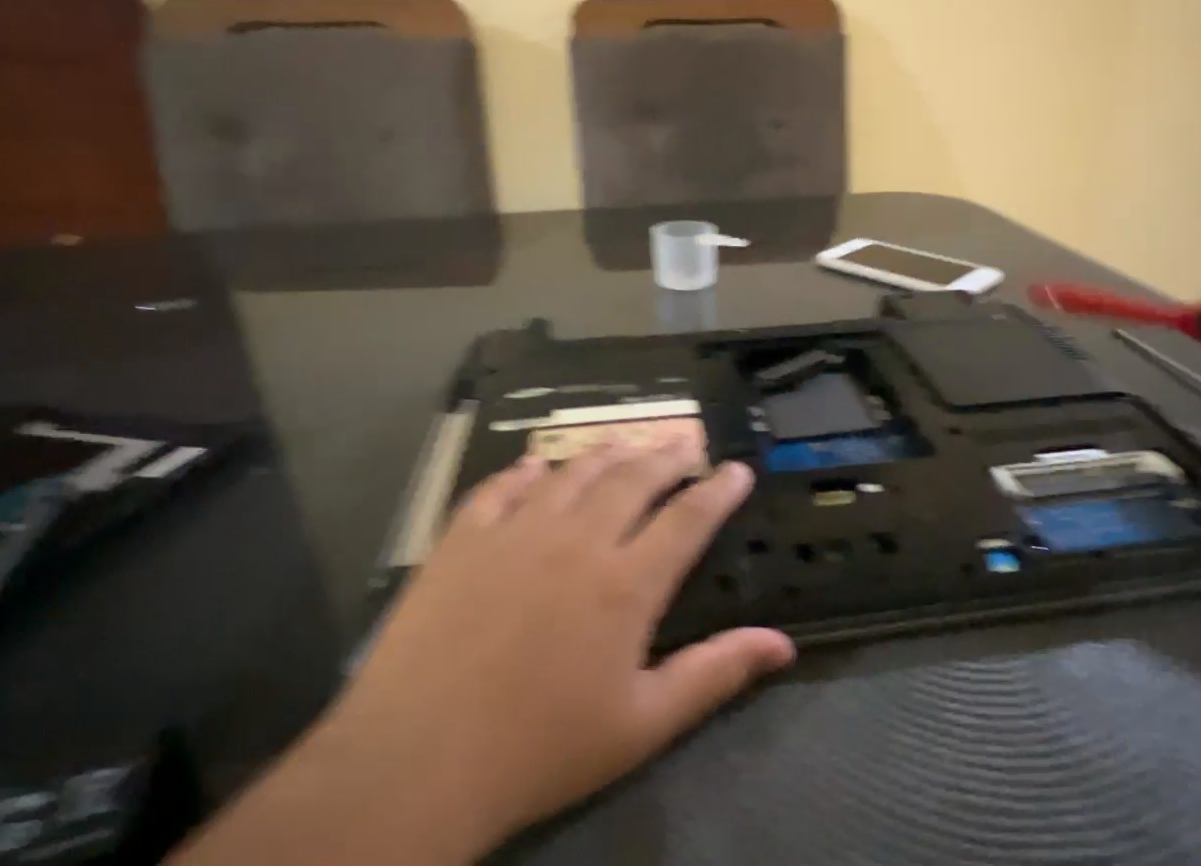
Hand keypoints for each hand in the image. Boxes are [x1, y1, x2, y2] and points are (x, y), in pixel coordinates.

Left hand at [320, 443, 794, 859]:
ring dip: (605, 454)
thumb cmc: (541, 748)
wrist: (418, 758)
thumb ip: (715, 674)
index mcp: (626, 584)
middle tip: (686, 442)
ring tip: (626, 442)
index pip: (687, 519)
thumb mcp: (643, 724)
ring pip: (571, 474)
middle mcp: (576, 541)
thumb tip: (782, 644)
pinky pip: (499, 488)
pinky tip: (534, 465)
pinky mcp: (461, 541)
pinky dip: (524, 471)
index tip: (737, 469)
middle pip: (632, 480)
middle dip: (666, 457)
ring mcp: (514, 533)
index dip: (718, 490)